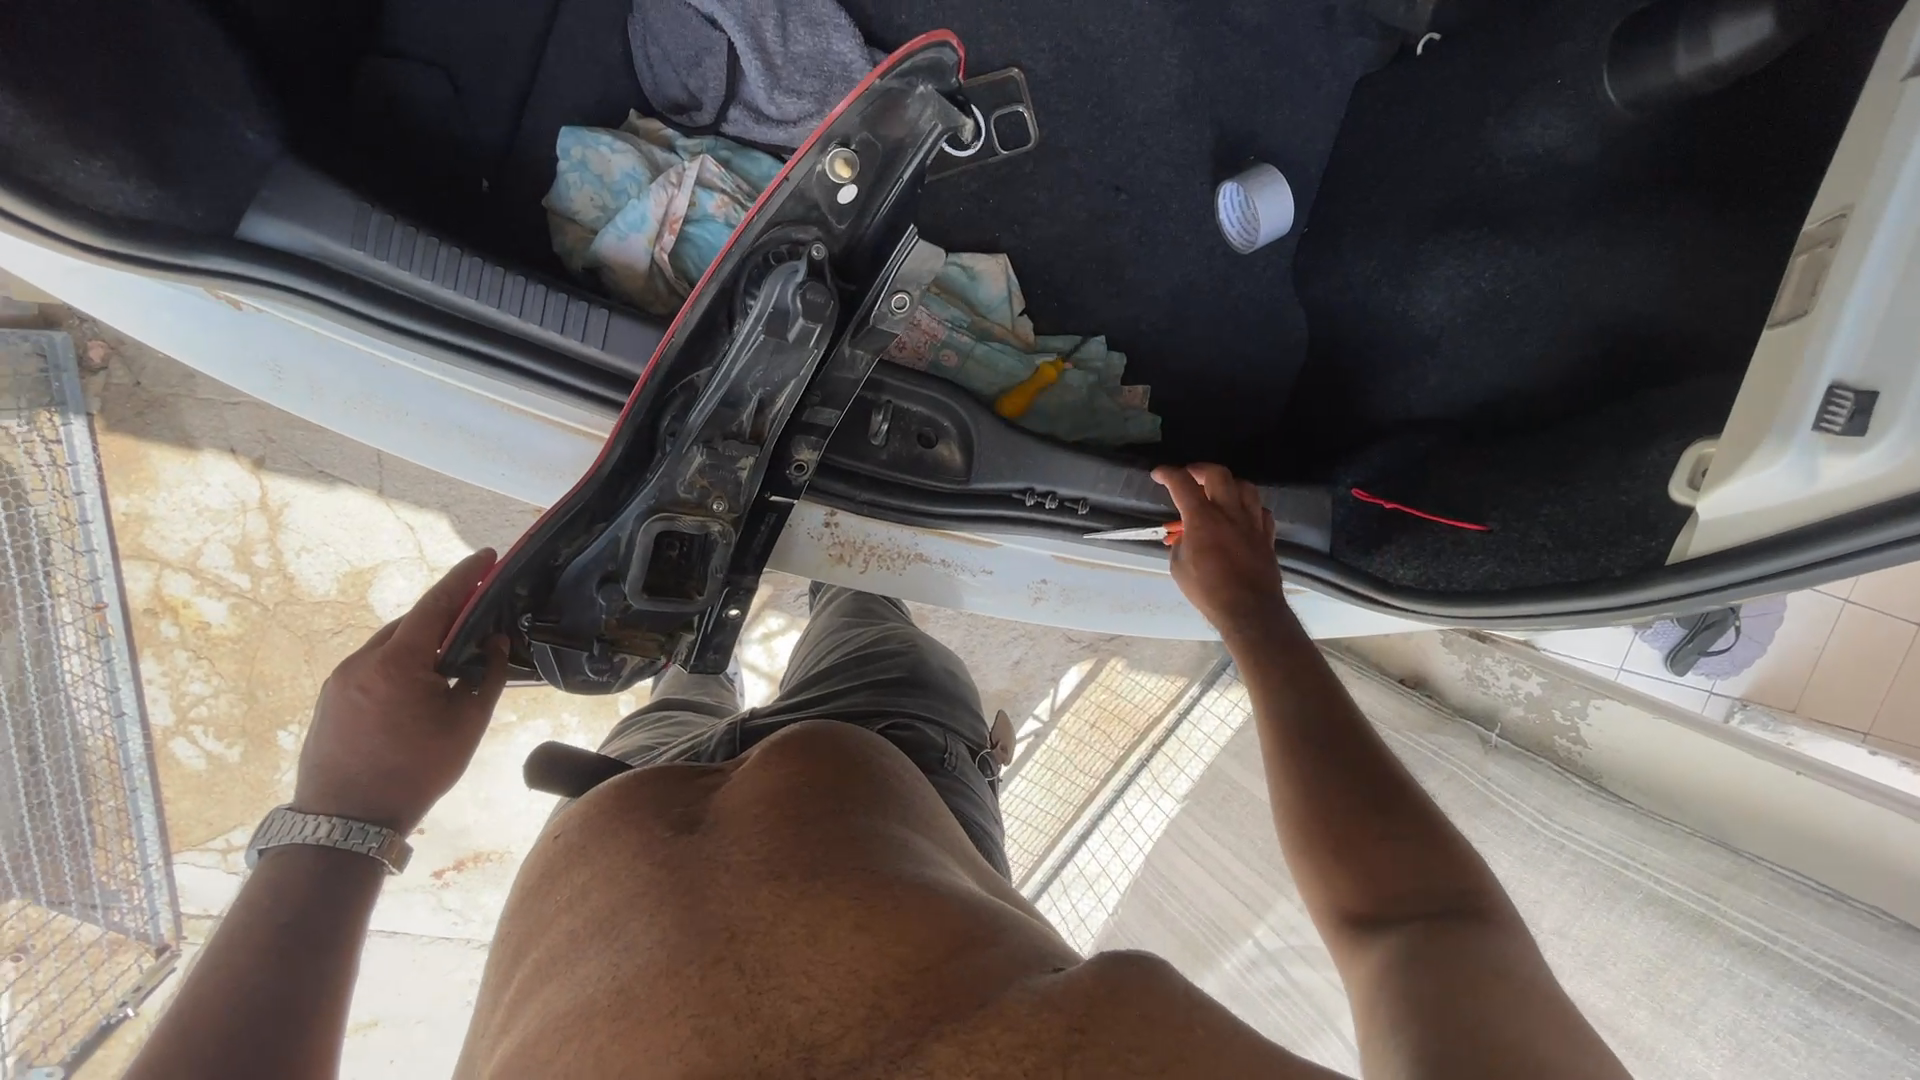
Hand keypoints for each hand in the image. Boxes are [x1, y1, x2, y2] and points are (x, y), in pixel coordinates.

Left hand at [293, 549, 510, 832]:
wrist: (345, 822)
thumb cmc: (417, 771)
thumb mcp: (467, 723)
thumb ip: (486, 675)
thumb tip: (493, 642)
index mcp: (397, 662)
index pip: (437, 604)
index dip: (466, 577)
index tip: (488, 556)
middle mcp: (361, 661)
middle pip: (412, 623)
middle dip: (447, 616)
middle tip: (480, 619)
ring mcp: (339, 680)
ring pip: (391, 645)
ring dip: (423, 643)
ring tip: (453, 661)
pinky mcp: (330, 698)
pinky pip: (373, 666)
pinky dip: (402, 663)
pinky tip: (422, 686)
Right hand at [1152, 464, 1289, 639]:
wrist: (1248, 609)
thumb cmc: (1208, 591)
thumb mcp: (1178, 567)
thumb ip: (1181, 544)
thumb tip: (1187, 536)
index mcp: (1202, 519)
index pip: (1182, 484)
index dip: (1168, 473)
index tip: (1159, 474)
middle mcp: (1229, 513)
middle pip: (1218, 474)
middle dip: (1200, 470)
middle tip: (1190, 476)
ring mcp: (1252, 523)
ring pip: (1245, 487)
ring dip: (1228, 484)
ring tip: (1218, 491)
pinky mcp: (1267, 536)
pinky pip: (1261, 510)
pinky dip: (1249, 507)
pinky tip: (1242, 515)